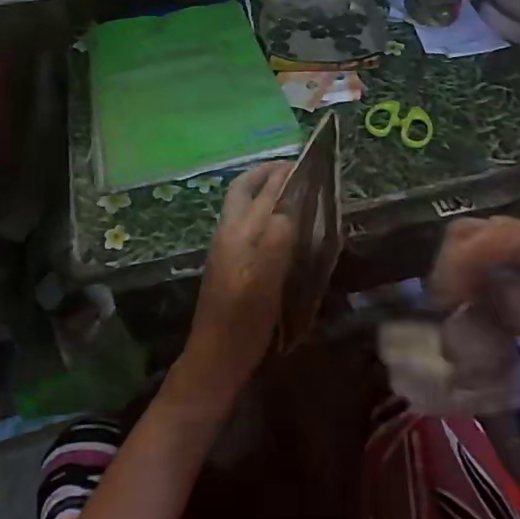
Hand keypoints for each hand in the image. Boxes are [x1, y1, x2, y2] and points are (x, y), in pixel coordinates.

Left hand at [183, 162, 295, 391]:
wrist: (215, 356)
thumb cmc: (242, 320)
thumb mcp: (264, 282)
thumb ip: (275, 242)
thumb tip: (288, 210)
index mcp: (237, 233)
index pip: (261, 192)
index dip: (281, 175)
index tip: (304, 162)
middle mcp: (228, 233)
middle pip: (242, 191)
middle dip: (265, 175)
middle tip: (294, 170)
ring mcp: (226, 248)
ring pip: (242, 207)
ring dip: (263, 192)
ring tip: (292, 193)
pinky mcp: (230, 264)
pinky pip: (246, 225)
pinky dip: (263, 213)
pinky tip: (281, 228)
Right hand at [429, 217, 519, 422]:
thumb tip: (475, 288)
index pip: (504, 235)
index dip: (466, 258)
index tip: (443, 294)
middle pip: (490, 232)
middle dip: (458, 260)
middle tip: (442, 301)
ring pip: (489, 250)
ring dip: (466, 275)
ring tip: (453, 308)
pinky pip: (501, 273)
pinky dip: (481, 289)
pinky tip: (475, 313)